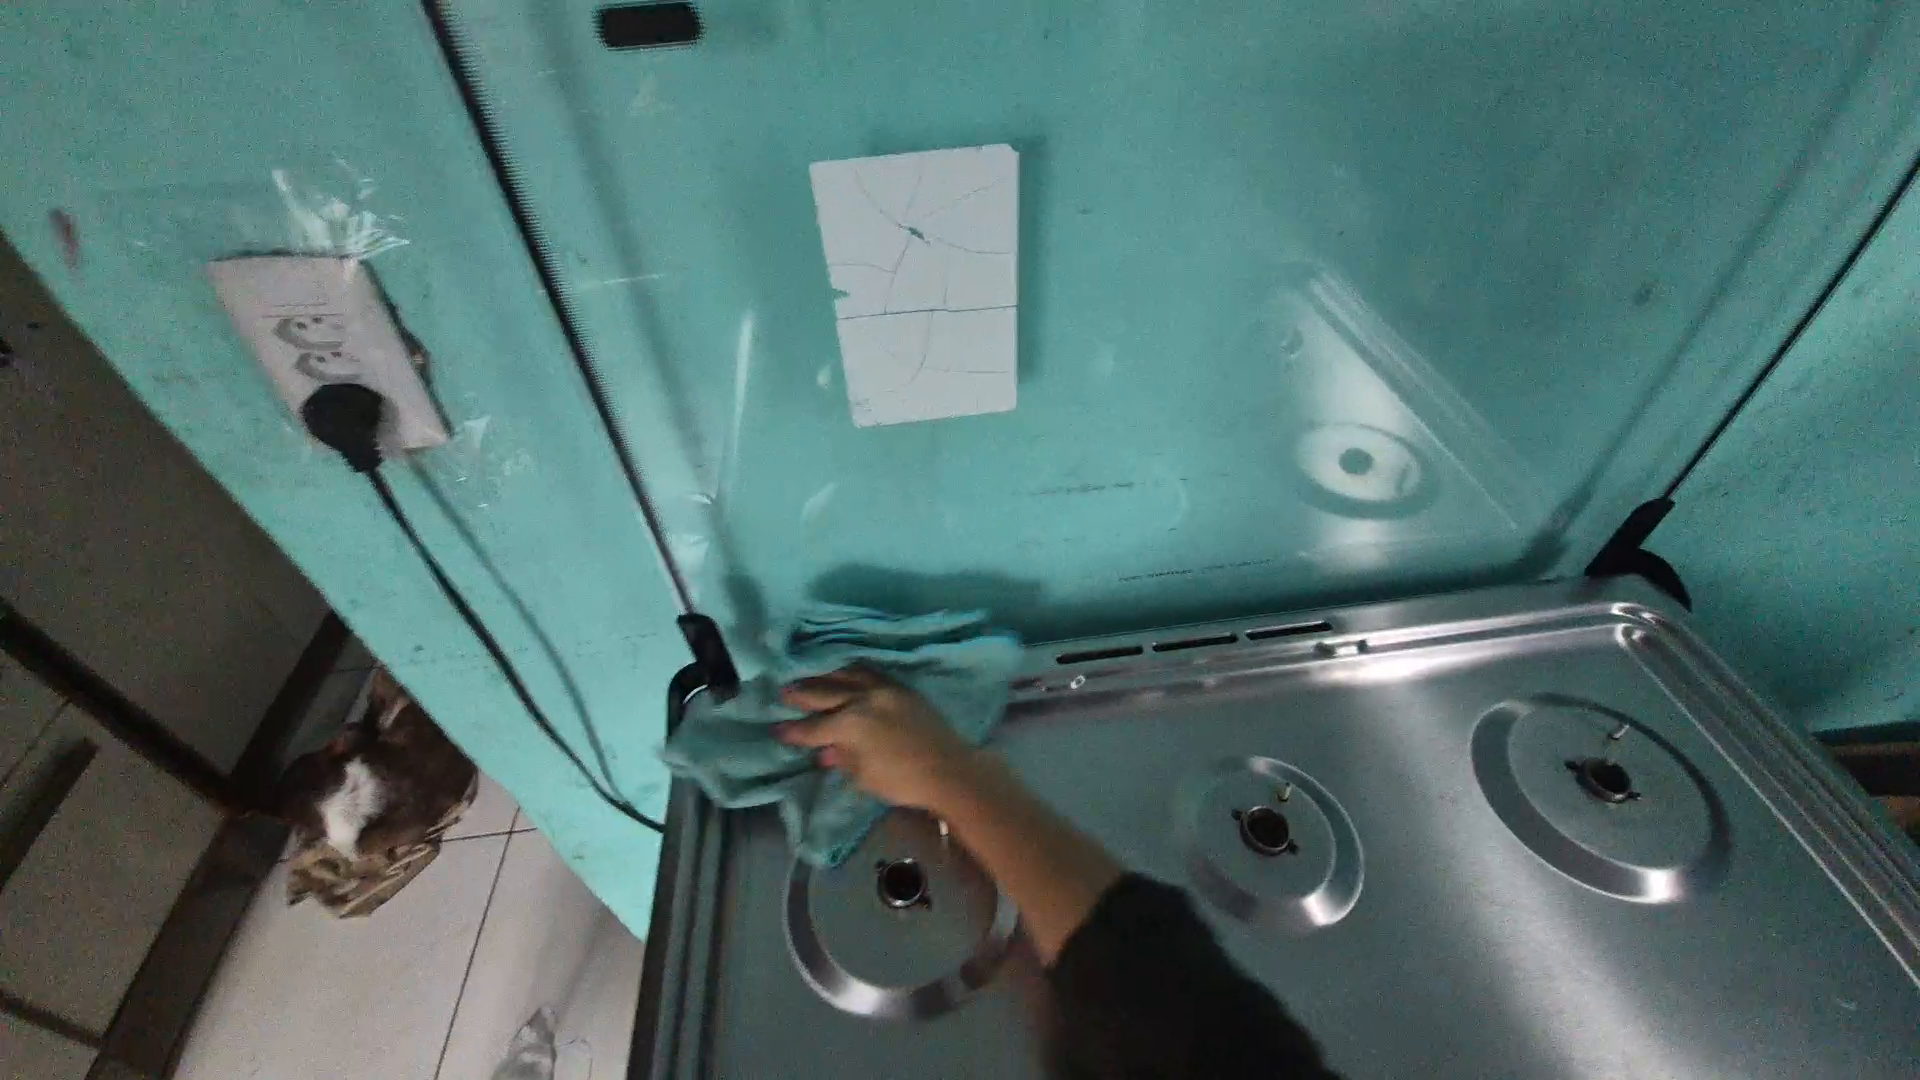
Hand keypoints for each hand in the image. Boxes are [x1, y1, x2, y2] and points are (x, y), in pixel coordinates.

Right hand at [775, 666, 979, 811]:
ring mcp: (884, 689)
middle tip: (783, 690)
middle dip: (802, 693)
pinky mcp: (901, 688)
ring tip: (810, 673)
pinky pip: (871, 672)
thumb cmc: (902, 780)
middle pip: (826, 693)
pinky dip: (854, 671)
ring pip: (848, 675)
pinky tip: (845, 670)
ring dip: (827, 675)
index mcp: (850, 724)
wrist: (948, 769)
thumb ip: (841, 758)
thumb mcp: (863, 775)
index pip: (814, 727)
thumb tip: (825, 750)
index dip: (794, 731)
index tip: (777, 729)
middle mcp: (864, 700)